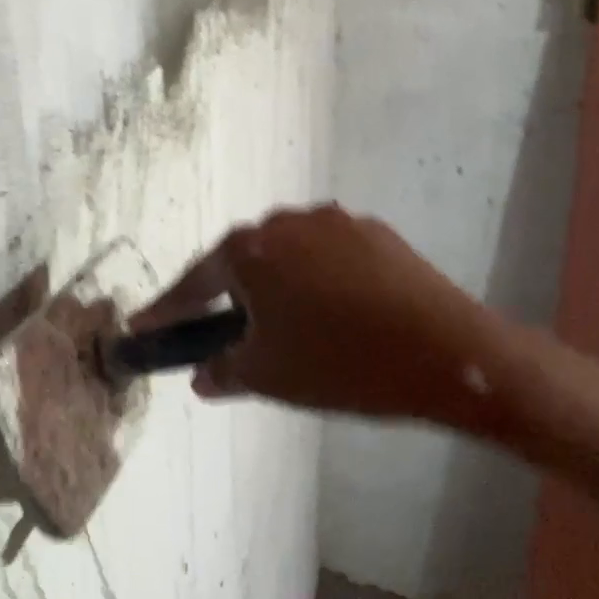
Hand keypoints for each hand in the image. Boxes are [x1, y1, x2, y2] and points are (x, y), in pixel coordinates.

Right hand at [130, 204, 507, 422]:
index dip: (167, 311)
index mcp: (245, 250)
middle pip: (239, 261)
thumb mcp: (269, 377)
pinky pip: (328, 255)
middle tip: (227, 330)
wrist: (456, 357)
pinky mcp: (375, 231)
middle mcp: (280, 222)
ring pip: (285, 254)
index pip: (192, 283)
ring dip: (278, 283)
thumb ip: (222, 371)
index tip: (142, 327)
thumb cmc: (344, 364)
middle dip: (229, 295)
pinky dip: (320, 279)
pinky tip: (339, 312)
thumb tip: (201, 376)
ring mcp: (330, 221)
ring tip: (291, 323)